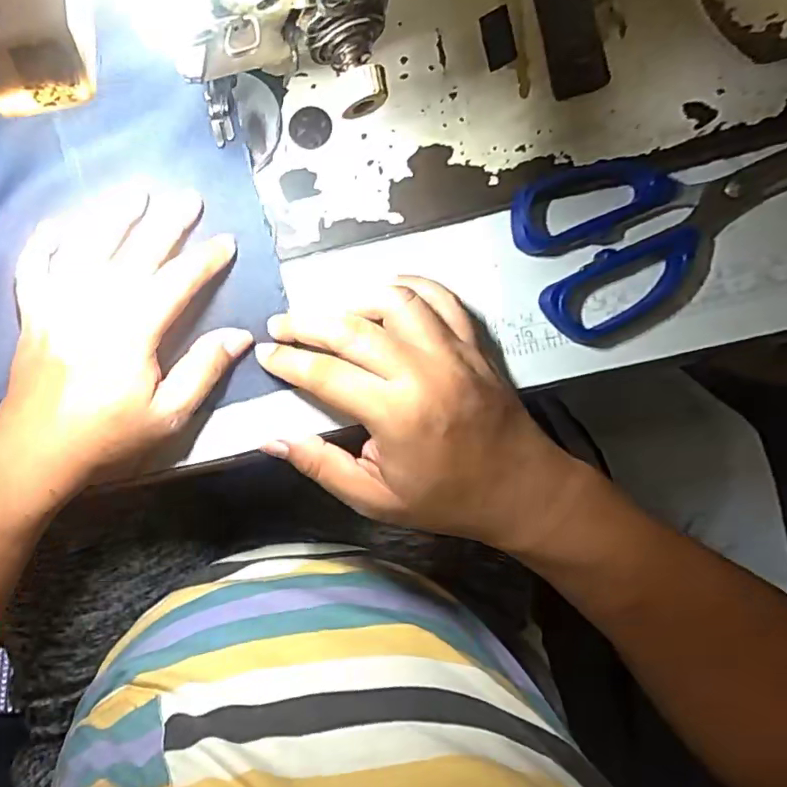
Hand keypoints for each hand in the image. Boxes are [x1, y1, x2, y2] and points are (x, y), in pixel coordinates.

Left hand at [0, 189, 253, 500]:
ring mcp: (59, 304)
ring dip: (113, 216)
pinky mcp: (33, 313)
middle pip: (137, 251)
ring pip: (87, 246)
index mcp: (133, 329)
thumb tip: (239, 336)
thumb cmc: (106, 438)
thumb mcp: (166, 416)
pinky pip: (33, 269)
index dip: (205, 259)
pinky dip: (42, 245)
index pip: (177, 281)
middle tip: (189, 198)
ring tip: (135, 192)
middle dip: (167, 223)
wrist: (36, 452)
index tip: (226, 242)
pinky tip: (54, 226)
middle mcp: (96, 303)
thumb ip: (202, 371)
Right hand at [255, 275, 589, 552]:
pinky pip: (440, 298)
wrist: (523, 490)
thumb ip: (321, 466)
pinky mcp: (472, 343)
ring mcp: (452, 351)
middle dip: (306, 324)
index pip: (325, 373)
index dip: (288, 361)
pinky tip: (385, 294)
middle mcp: (422, 371)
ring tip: (331, 315)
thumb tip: (272, 440)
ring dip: (354, 302)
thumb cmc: (444, 499)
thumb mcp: (374, 499)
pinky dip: (409, 288)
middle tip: (279, 324)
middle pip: (352, 329)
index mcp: (396, 413)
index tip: (264, 354)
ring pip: (395, 302)